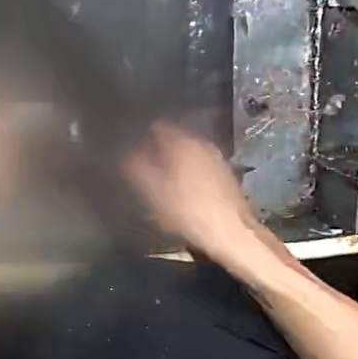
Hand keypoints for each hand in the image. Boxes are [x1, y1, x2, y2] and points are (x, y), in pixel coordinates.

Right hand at [121, 122, 268, 260]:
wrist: (231, 232)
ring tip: (162, 181)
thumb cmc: (187, 209)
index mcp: (182, 142)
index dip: (142, 136)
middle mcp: (201, 144)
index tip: (133, 150)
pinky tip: (183, 191)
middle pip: (174, 139)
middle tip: (144, 167)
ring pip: (188, 153)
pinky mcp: (226, 174)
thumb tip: (126, 154)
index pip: (157, 126)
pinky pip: (200, 165)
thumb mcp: (152, 190)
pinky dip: (189, 172)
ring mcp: (216, 158)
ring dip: (174, 162)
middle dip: (158, 150)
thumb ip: (136, 167)